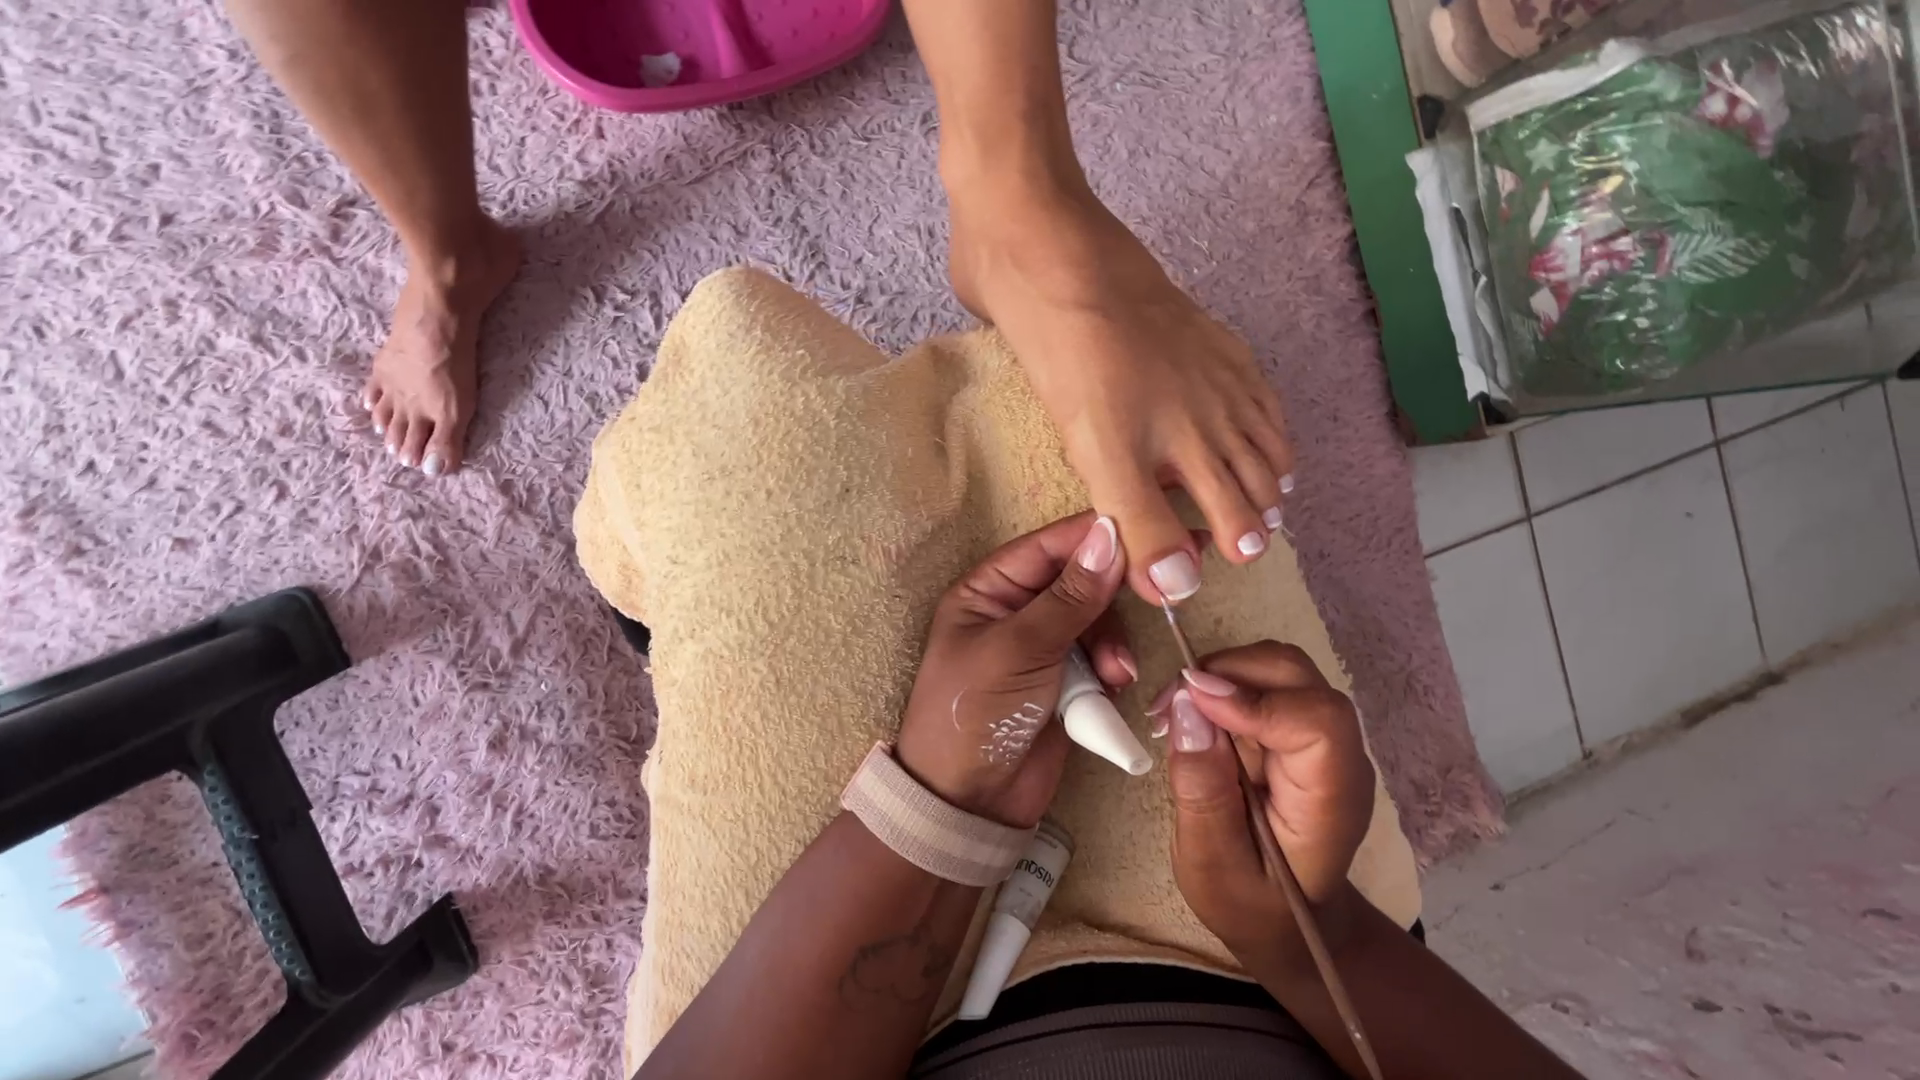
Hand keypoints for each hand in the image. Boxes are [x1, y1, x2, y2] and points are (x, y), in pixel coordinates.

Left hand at [895, 513, 1132, 827]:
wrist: (969, 803)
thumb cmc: (976, 712)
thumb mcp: (1019, 648)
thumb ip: (1070, 596)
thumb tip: (1111, 535)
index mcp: (989, 589)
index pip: (1050, 546)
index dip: (1097, 535)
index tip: (1149, 529)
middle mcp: (1017, 610)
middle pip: (1082, 579)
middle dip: (1112, 596)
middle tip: (1159, 595)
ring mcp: (1045, 647)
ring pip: (1099, 621)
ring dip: (1113, 642)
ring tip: (1115, 673)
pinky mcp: (1068, 682)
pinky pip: (1103, 658)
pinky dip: (1113, 669)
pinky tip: (1114, 687)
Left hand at [951, 188, 1295, 605]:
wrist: (1047, 241)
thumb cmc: (1064, 351)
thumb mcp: (1096, 449)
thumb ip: (1139, 518)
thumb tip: (1180, 589)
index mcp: (1189, 437)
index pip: (1231, 507)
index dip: (1235, 539)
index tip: (1238, 562)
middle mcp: (1214, 401)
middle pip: (1251, 467)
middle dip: (1255, 507)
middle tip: (1256, 537)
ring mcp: (1208, 357)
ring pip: (1254, 423)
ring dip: (1262, 461)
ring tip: (1270, 489)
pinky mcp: (1192, 324)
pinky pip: (1244, 377)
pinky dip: (1258, 405)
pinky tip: (1251, 408)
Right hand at [1148, 642, 1374, 976]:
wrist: (1284, 917)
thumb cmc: (1250, 904)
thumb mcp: (1213, 866)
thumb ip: (1203, 792)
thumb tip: (1188, 709)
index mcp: (1331, 800)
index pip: (1318, 721)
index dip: (1254, 699)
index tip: (1191, 700)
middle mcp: (1338, 756)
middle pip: (1297, 676)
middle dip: (1227, 672)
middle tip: (1166, 706)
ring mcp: (1320, 737)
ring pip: (1278, 668)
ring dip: (1219, 673)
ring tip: (1171, 711)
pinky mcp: (1295, 727)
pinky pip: (1261, 682)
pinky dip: (1219, 683)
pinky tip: (1188, 714)